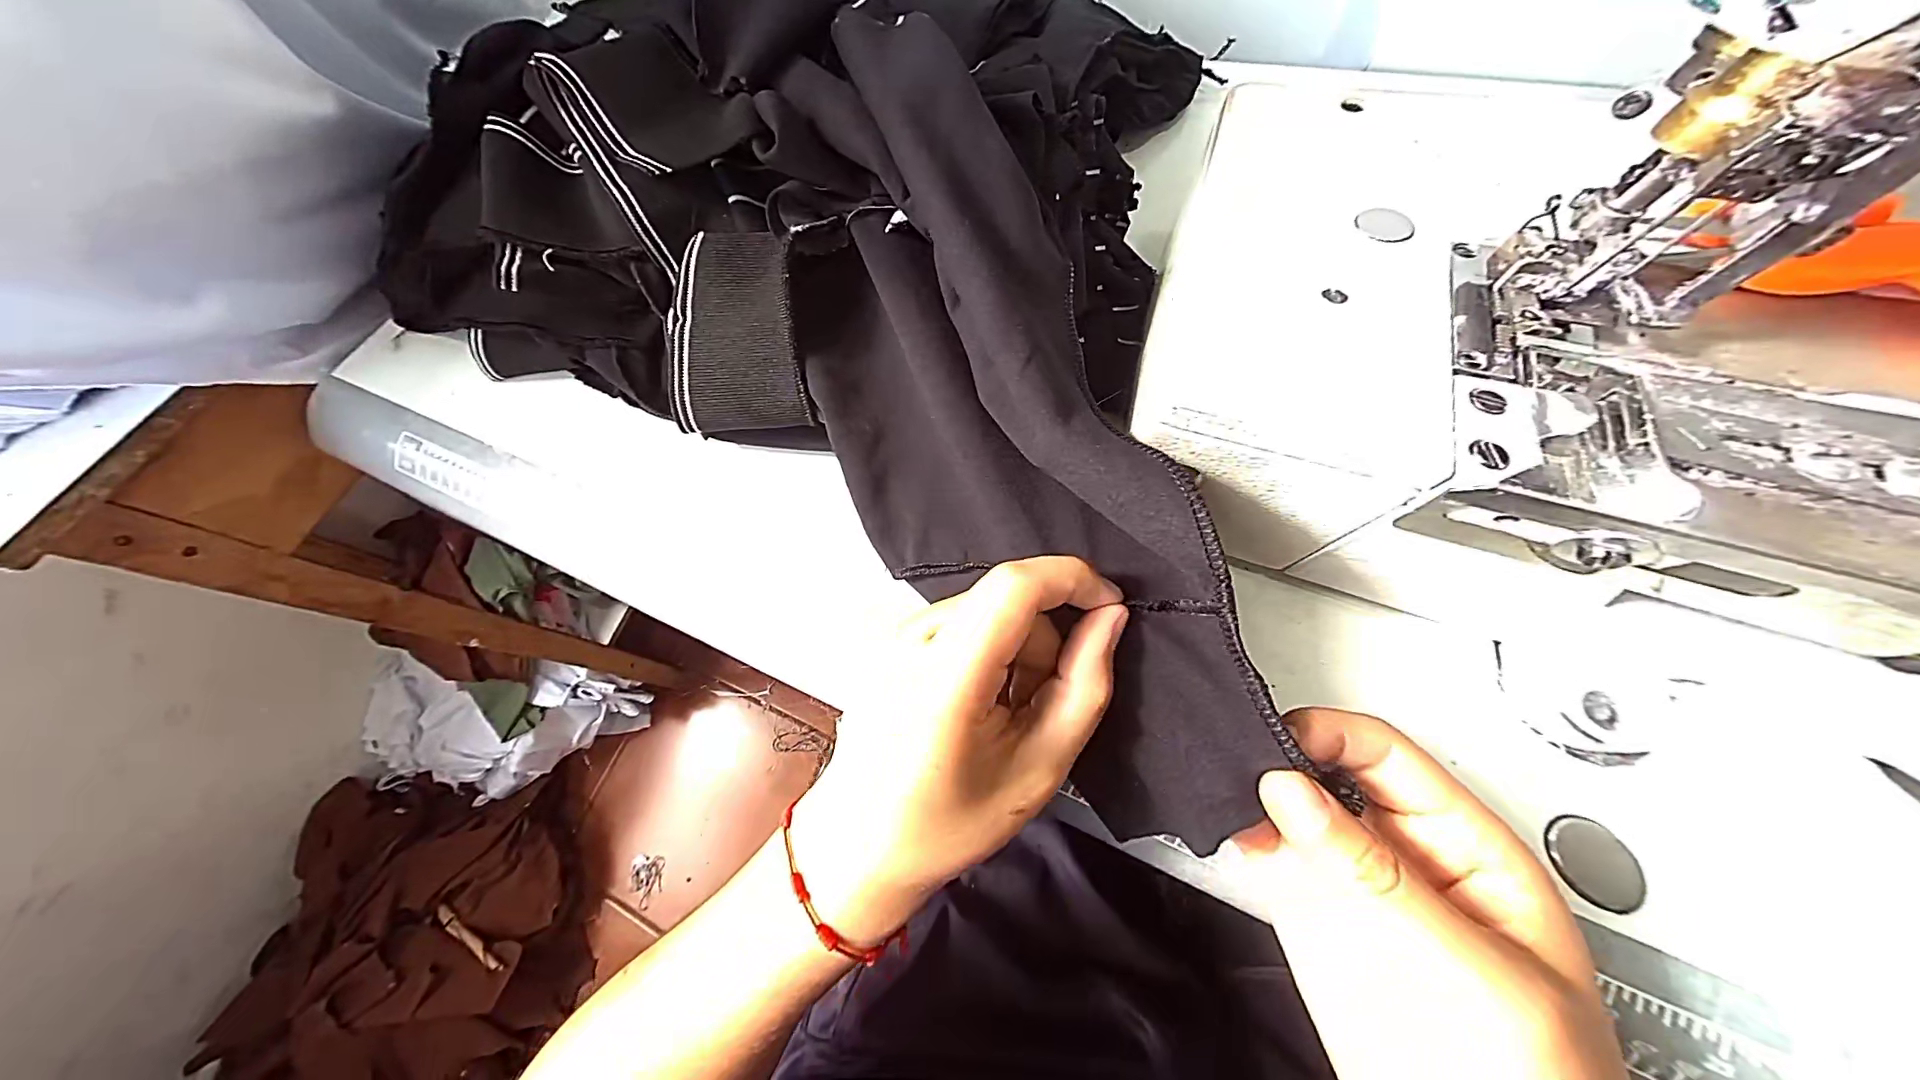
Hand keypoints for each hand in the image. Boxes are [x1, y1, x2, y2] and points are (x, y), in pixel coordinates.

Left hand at [789, 557, 1129, 944]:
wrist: (862, 841)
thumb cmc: (942, 822)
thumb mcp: (1039, 766)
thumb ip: (1084, 684)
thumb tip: (1106, 620)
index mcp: (944, 678)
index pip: (1015, 585)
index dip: (1073, 580)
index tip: (1106, 604)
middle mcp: (910, 644)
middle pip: (1008, 599)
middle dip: (1046, 639)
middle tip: (1039, 701)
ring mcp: (895, 637)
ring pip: (989, 607)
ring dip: (1016, 648)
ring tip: (1002, 712)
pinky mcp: (892, 640)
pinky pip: (962, 619)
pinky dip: (987, 650)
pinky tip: (977, 701)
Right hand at [1231, 709, 1624, 1079]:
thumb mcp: (1474, 972)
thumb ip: (1380, 878)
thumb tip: (1295, 791)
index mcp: (1465, 845)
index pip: (1387, 755)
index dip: (1329, 735)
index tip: (1279, 743)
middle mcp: (1402, 852)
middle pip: (1328, 771)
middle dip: (1280, 761)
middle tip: (1246, 778)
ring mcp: (1354, 884)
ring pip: (1290, 811)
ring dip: (1253, 801)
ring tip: (1232, 812)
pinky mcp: (1314, 917)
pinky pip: (1268, 859)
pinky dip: (1241, 842)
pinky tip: (1231, 842)